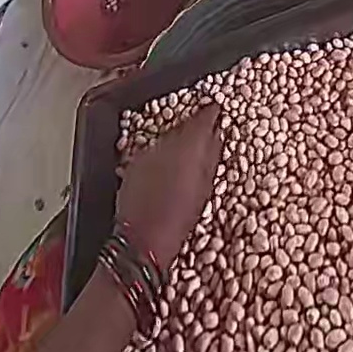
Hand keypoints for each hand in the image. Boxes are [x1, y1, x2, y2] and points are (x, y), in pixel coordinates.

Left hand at [116, 103, 223, 261]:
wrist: (141, 241)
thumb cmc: (179, 219)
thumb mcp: (204, 188)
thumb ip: (211, 156)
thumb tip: (218, 134)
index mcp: (188, 147)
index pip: (202, 119)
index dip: (212, 113)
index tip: (218, 110)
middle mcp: (165, 143)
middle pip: (183, 126)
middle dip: (195, 127)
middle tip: (208, 132)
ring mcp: (147, 152)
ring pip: (168, 136)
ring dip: (178, 140)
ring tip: (189, 154)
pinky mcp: (134, 162)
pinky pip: (153, 149)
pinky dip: (163, 153)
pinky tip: (168, 167)